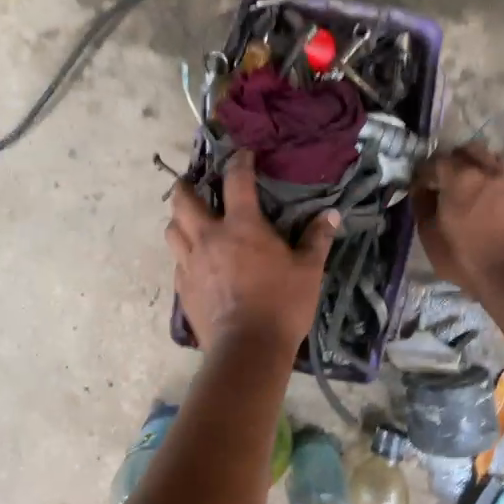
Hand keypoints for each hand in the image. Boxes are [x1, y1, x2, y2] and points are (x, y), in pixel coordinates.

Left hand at [167, 150, 338, 354]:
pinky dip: (183, 252)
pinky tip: (195, 260)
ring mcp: (190, 262)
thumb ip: (317, 239)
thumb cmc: (282, 305)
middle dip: (186, 186)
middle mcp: (209, 236)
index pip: (235, 180)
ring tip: (190, 220)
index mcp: (241, 225)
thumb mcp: (308, 270)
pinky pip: (176, 260)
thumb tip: (331, 214)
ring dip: (178, 219)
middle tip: (196, 183)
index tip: (243, 155)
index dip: (239, 162)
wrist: (247, 349)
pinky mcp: (183, 287)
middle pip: (183, 200)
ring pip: (172, 229)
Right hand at [415, 144, 503, 292]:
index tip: (420, 185)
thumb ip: (422, 205)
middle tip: (445, 179)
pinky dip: (499, 177)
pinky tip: (494, 192)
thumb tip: (421, 189)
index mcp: (460, 177)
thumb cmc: (463, 257)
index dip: (425, 171)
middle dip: (454, 160)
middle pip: (469, 150)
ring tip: (472, 181)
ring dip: (479, 164)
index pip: (437, 160)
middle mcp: (487, 170)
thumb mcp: (429, 235)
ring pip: (493, 158)